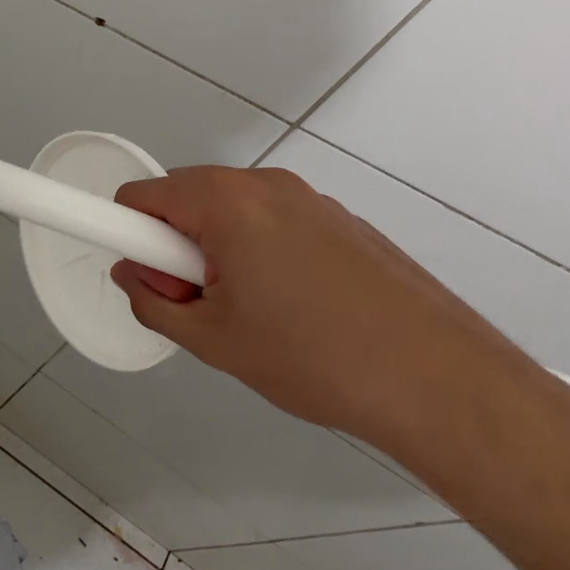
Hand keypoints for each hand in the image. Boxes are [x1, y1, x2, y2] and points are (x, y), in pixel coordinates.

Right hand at [108, 167, 536, 442]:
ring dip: (220, 252)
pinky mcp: (344, 220)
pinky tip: (298, 310)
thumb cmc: (316, 358)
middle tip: (200, 305)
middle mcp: (266, 185)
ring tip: (254, 315)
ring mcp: (311, 198)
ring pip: (231, 214)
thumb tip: (135, 277)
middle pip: (185, 199)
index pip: (139, 196)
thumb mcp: (212, 340)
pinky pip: (274, 223)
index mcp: (224, 203)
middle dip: (175, 247)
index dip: (124, 234)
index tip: (139, 273)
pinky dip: (263, 254)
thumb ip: (153, 302)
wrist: (445, 384)